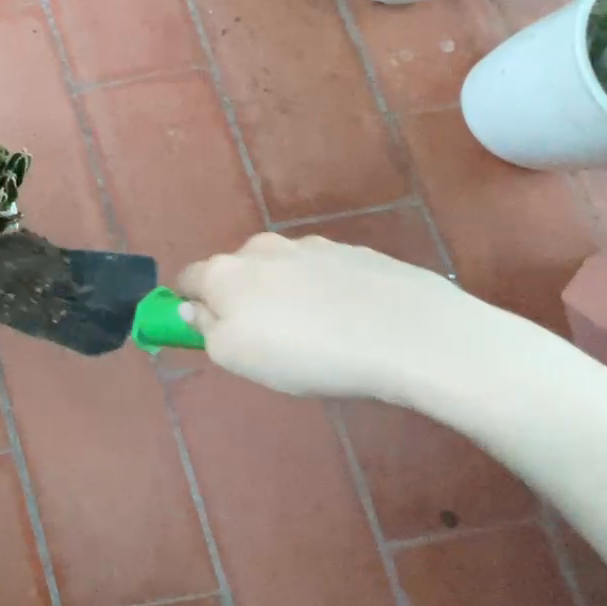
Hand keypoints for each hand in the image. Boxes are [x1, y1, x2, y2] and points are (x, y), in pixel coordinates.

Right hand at [174, 232, 513, 401]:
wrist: (419, 339)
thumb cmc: (309, 354)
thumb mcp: (236, 358)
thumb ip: (204, 330)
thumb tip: (194, 310)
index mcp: (223, 271)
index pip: (186, 279)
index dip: (194, 305)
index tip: (212, 332)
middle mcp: (261, 248)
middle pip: (237, 272)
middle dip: (244, 297)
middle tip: (269, 339)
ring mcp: (315, 247)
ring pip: (285, 271)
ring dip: (289, 294)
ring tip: (322, 334)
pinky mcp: (364, 254)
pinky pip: (331, 274)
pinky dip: (333, 294)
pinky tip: (357, 324)